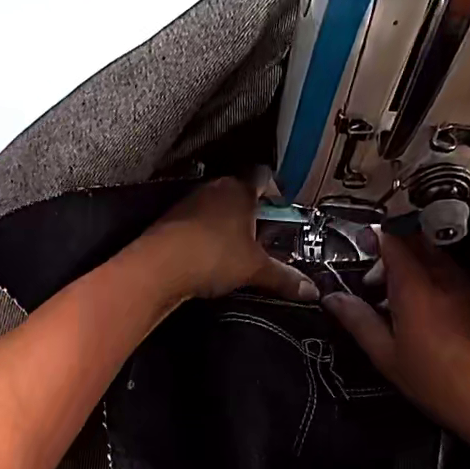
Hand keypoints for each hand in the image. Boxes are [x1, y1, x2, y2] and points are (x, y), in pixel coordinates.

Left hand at [132, 172, 318, 302]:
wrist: (158, 268)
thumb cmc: (213, 255)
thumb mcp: (256, 269)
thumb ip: (284, 277)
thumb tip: (311, 290)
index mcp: (240, 190)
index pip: (264, 177)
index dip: (277, 192)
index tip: (285, 209)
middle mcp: (214, 188)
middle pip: (242, 193)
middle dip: (255, 213)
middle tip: (268, 235)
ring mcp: (190, 202)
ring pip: (219, 207)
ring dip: (231, 224)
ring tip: (242, 249)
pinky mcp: (172, 220)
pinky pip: (199, 222)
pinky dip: (209, 235)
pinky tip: (214, 256)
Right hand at [321, 227, 469, 432]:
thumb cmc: (438, 379)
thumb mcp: (384, 353)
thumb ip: (357, 320)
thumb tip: (336, 302)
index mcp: (414, 285)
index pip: (393, 239)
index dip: (374, 236)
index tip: (362, 243)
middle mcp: (441, 277)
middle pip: (414, 240)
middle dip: (391, 249)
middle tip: (374, 274)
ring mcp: (461, 285)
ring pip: (432, 255)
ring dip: (410, 264)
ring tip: (393, 295)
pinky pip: (447, 272)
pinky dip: (428, 278)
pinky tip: (417, 307)